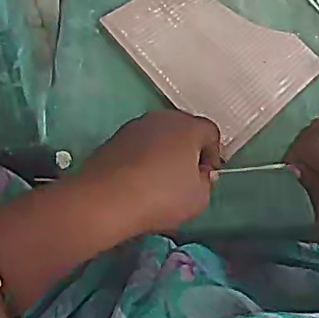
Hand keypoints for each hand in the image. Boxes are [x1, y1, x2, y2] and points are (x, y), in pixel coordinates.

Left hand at [71, 110, 222, 234]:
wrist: (106, 198)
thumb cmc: (160, 196)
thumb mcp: (198, 198)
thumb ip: (205, 181)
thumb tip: (199, 174)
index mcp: (188, 127)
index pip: (210, 132)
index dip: (213, 154)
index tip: (206, 175)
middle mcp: (162, 118)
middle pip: (183, 129)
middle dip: (187, 150)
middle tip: (186, 178)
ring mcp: (135, 126)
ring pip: (158, 136)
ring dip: (163, 153)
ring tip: (159, 182)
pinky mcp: (114, 138)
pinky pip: (138, 145)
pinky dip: (142, 158)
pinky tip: (138, 181)